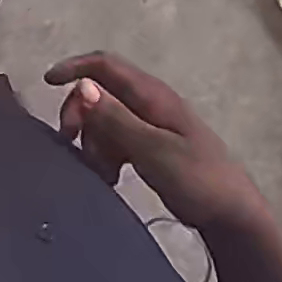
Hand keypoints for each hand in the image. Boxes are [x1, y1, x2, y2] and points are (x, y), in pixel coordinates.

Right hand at [46, 52, 264, 229]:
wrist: (233, 217)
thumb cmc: (196, 179)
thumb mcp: (152, 150)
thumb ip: (116, 119)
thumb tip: (82, 86)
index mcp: (151, 95)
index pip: (105, 64)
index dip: (74, 67)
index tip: (47, 83)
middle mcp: (149, 102)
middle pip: (100, 92)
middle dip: (80, 113)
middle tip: (70, 141)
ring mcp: (151, 123)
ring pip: (105, 118)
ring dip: (93, 140)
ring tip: (100, 171)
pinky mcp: (152, 144)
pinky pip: (116, 138)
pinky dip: (106, 153)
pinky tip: (110, 177)